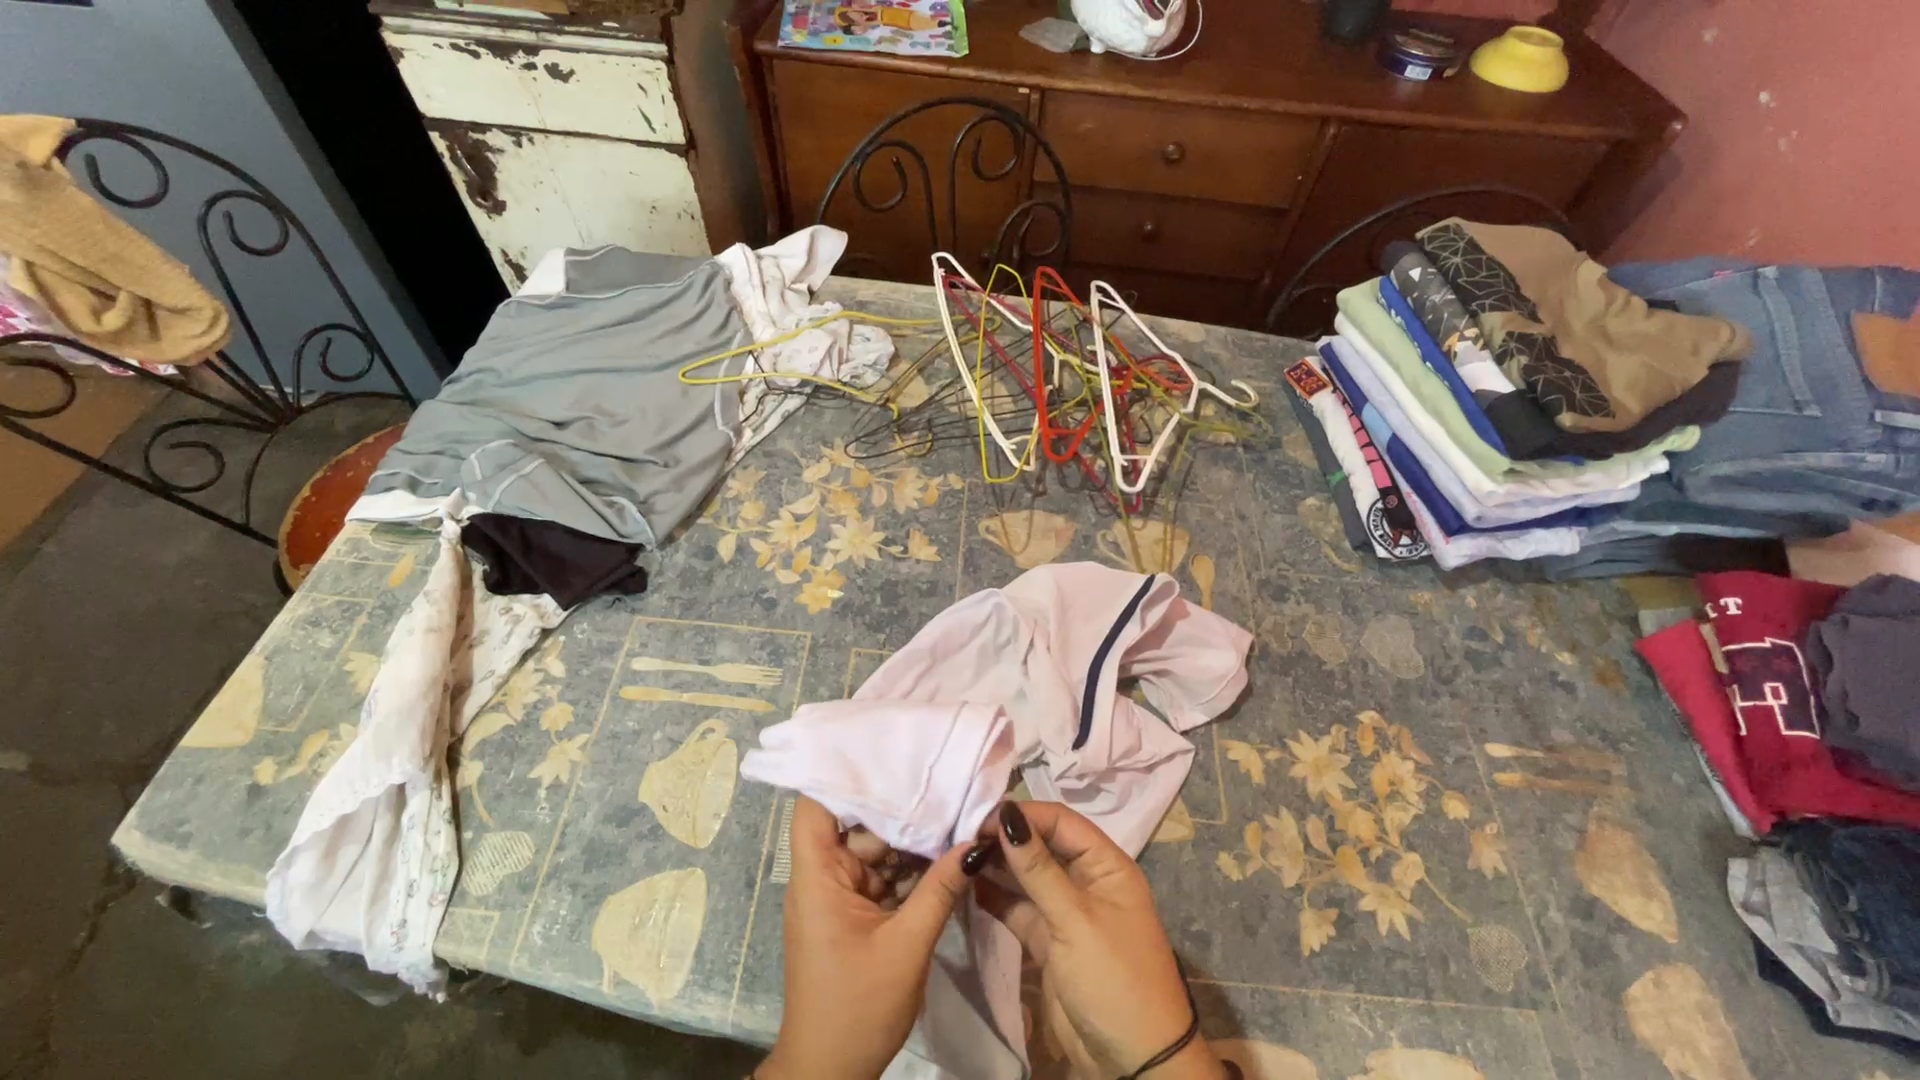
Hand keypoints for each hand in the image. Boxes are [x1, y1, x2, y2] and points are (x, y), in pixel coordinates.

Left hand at [759, 797, 973, 1079]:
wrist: (831, 1072)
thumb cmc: (858, 1008)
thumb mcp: (907, 946)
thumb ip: (940, 889)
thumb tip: (976, 841)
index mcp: (817, 877)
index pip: (816, 805)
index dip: (843, 773)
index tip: (887, 749)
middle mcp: (822, 877)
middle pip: (856, 823)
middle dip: (898, 806)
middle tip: (945, 779)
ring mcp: (839, 896)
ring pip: (874, 849)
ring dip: (910, 839)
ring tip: (955, 809)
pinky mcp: (854, 914)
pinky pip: (882, 876)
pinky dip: (909, 867)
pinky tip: (945, 853)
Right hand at [974, 801, 1223, 1079]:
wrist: (1133, 1060)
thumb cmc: (1114, 978)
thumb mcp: (1076, 920)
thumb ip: (1038, 869)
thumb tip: (1007, 816)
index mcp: (1106, 865)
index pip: (1060, 822)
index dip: (1023, 815)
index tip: (980, 820)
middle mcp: (1086, 880)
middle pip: (1041, 845)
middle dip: (1005, 838)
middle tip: (960, 838)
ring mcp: (1066, 911)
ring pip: (1026, 876)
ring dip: (996, 866)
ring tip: (956, 857)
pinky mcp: (1048, 940)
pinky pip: (1018, 908)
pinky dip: (995, 897)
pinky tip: (966, 886)